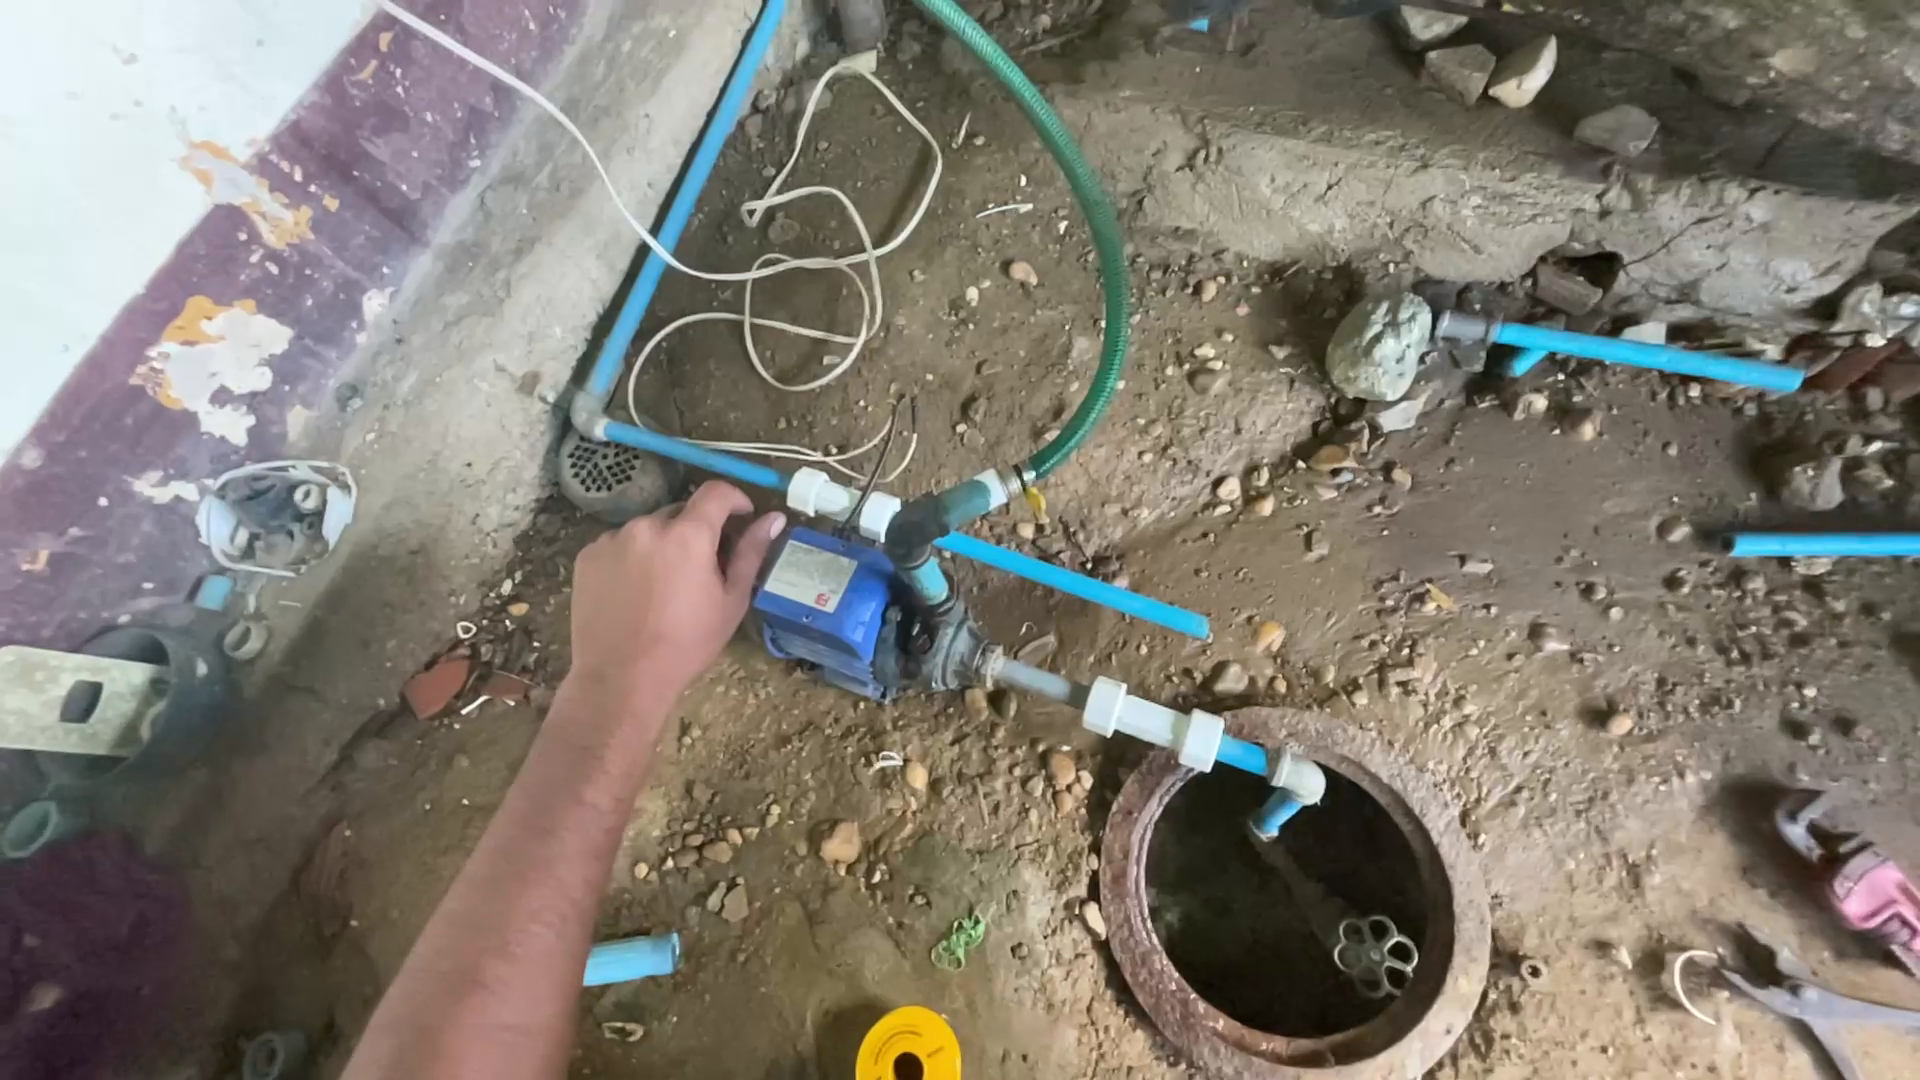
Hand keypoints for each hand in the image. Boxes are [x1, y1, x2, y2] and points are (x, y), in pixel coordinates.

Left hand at [566, 481, 785, 704]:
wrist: (621, 678)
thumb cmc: (687, 643)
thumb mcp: (731, 600)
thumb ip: (752, 552)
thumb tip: (774, 518)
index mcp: (688, 536)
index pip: (716, 492)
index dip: (735, 499)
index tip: (742, 516)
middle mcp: (647, 526)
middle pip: (681, 512)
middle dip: (697, 531)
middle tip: (703, 567)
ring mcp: (613, 539)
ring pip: (649, 528)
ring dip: (663, 544)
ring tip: (665, 585)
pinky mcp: (588, 555)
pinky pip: (620, 543)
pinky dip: (634, 556)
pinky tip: (635, 592)